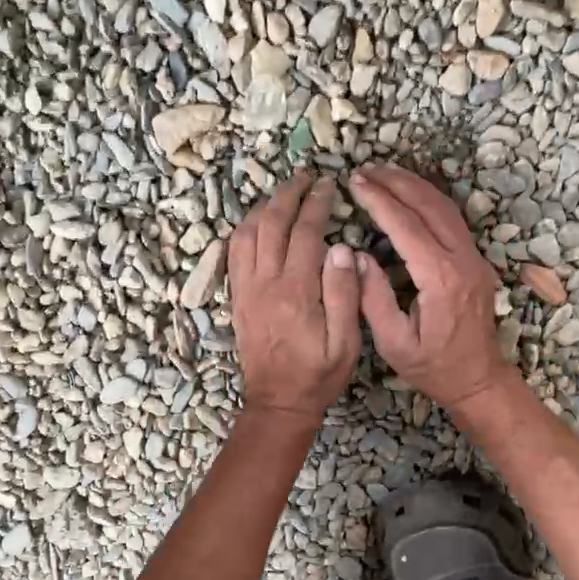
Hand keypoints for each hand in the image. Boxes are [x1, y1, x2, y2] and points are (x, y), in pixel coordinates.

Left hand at [228, 173, 361, 424]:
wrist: (278, 402)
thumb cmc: (318, 374)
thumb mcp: (345, 342)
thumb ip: (344, 293)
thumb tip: (342, 248)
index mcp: (296, 292)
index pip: (305, 233)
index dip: (317, 204)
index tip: (329, 185)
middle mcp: (265, 284)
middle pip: (271, 224)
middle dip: (288, 194)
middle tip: (305, 177)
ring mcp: (246, 290)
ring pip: (246, 234)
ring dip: (264, 207)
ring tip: (283, 194)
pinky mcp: (236, 298)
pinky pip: (233, 253)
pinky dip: (245, 230)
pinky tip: (257, 223)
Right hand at [348, 166, 518, 408]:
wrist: (478, 379)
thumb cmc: (433, 368)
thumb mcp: (394, 343)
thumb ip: (373, 298)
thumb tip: (356, 256)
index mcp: (441, 280)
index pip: (407, 227)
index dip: (379, 201)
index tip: (355, 182)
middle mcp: (463, 261)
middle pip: (429, 206)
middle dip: (395, 183)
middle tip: (364, 170)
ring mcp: (474, 258)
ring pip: (445, 207)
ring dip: (413, 186)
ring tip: (382, 173)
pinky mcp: (475, 260)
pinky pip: (452, 218)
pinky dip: (428, 199)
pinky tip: (408, 193)